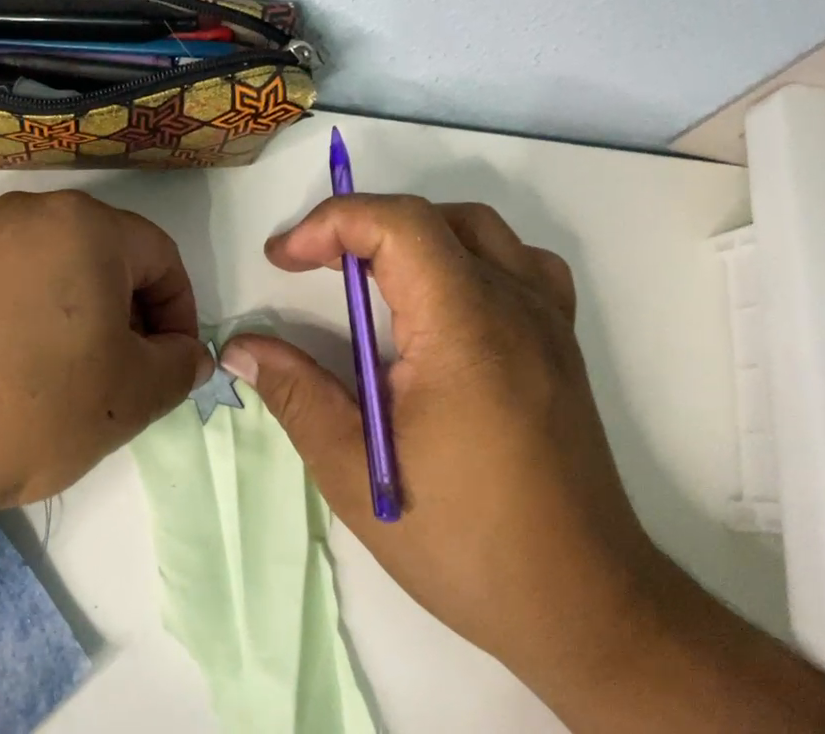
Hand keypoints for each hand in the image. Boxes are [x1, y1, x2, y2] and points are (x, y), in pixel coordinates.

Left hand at [0, 190, 212, 533]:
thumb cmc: (32, 408)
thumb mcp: (131, 398)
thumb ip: (178, 366)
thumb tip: (185, 353)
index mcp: (82, 225)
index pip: (158, 256)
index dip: (177, 311)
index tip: (168, 362)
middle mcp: (18, 211)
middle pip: (93, 254)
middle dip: (117, 309)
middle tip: (113, 371)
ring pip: (33, 266)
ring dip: (57, 310)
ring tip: (46, 374)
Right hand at [220, 195, 684, 679]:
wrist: (584, 605)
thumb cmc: (463, 541)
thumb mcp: (356, 472)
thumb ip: (297, 395)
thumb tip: (240, 347)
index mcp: (464, 330)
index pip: (398, 225)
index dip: (330, 224)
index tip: (282, 262)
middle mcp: (515, 309)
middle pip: (436, 218)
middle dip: (361, 226)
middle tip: (313, 270)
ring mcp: (548, 325)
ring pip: (482, 232)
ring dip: (414, 235)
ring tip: (370, 279)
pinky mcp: (562, 349)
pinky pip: (520, 265)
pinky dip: (468, 257)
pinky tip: (442, 304)